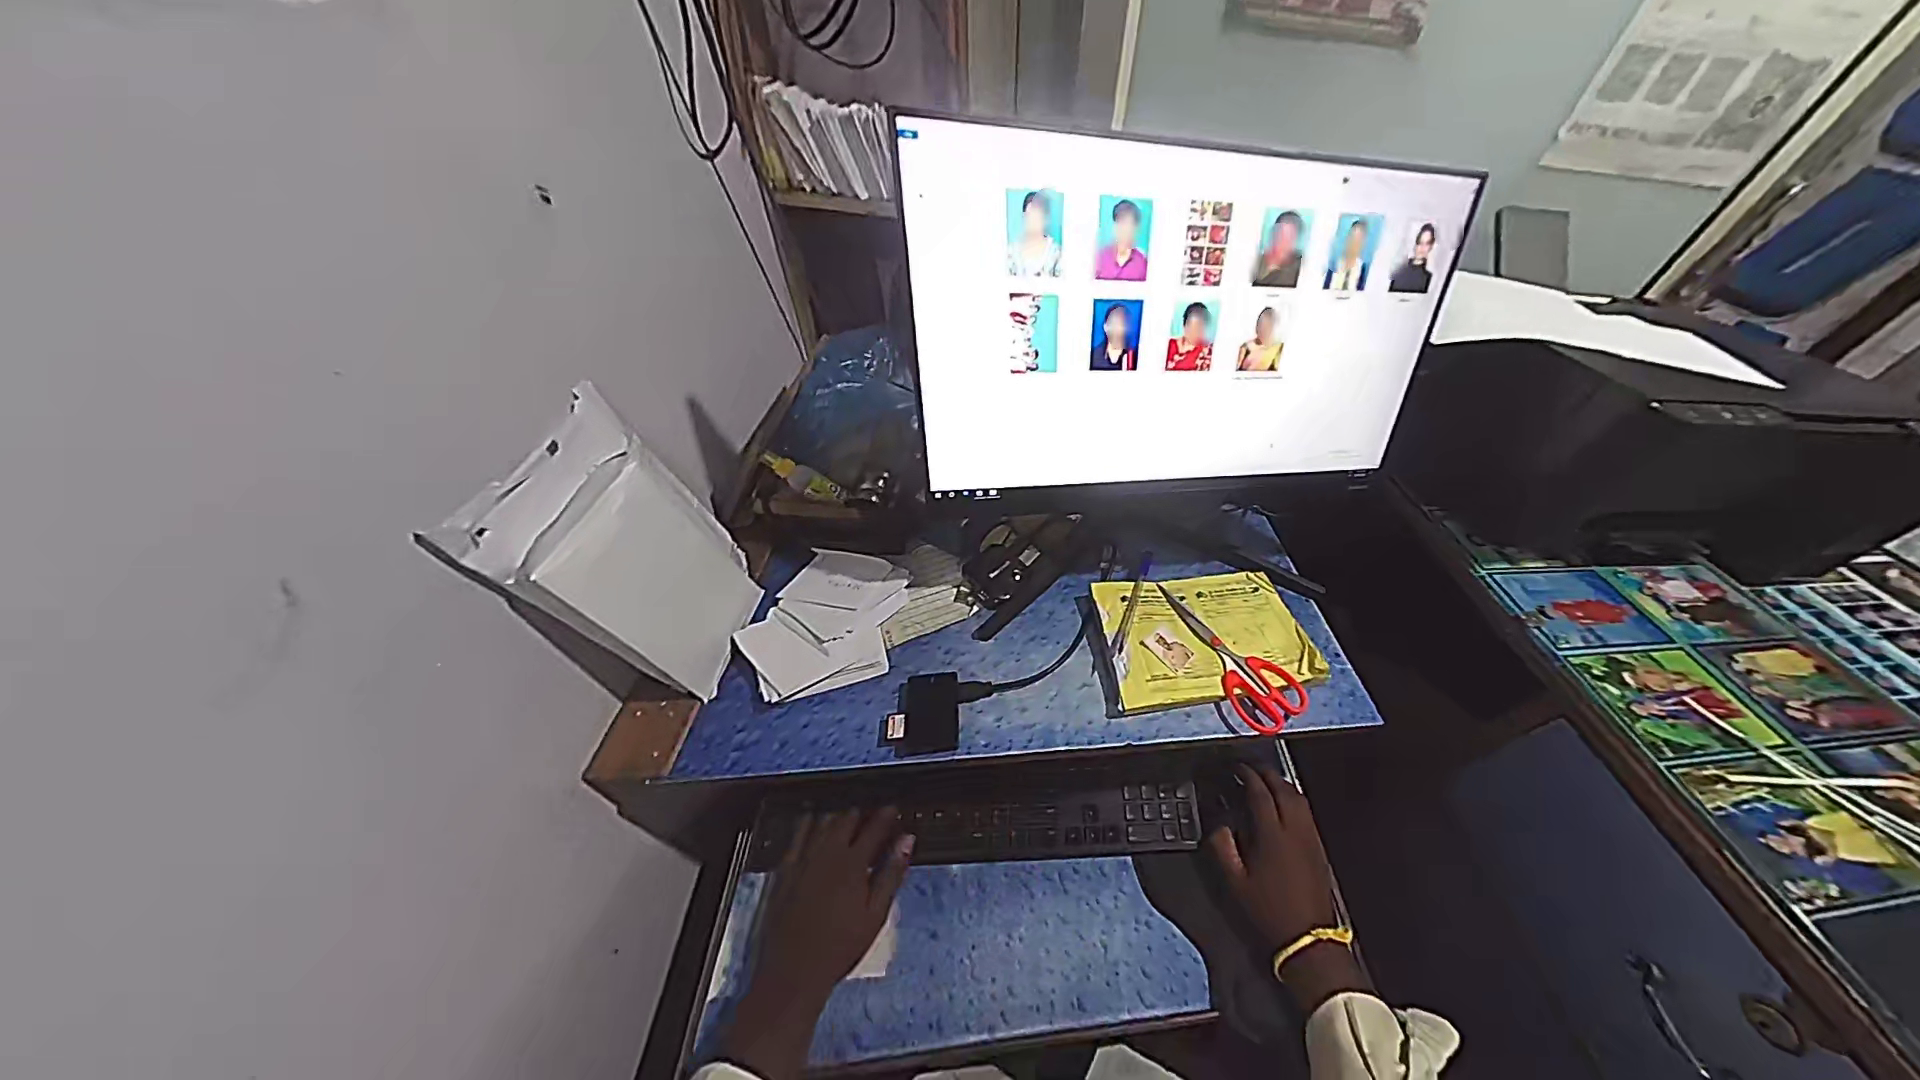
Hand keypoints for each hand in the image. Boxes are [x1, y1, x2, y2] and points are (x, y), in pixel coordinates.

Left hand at [722, 809, 913, 1079]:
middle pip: (847, 819)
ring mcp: (804, 859)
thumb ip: (892, 873)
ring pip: (823, 822)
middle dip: (862, 813)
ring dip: (838, 815)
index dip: (886, 815)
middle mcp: (828, 853)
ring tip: (847, 815)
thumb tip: (907, 841)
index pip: (874, 828)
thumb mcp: (876, 913)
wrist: (794, 969)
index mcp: (853, 863)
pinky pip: (798, 834)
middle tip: (872, 813)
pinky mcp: (785, 868)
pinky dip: (809, 823)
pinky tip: (813, 822)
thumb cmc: (840, 946)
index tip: (893, 809)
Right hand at [1206, 764, 1367, 1008]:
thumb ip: (1222, 846)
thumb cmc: (1267, 910)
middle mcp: (1295, 831)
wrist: (1308, 940)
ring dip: (1282, 784)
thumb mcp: (1233, 880)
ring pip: (1299, 800)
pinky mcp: (1319, 849)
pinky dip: (1294, 799)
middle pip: (1284, 790)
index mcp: (1272, 835)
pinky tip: (1284, 804)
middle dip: (1266, 774)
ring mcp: (1311, 840)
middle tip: (1250, 768)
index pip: (1260, 793)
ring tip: (1267, 780)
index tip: (1237, 769)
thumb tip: (1219, 823)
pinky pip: (1307, 813)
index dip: (1247, 776)